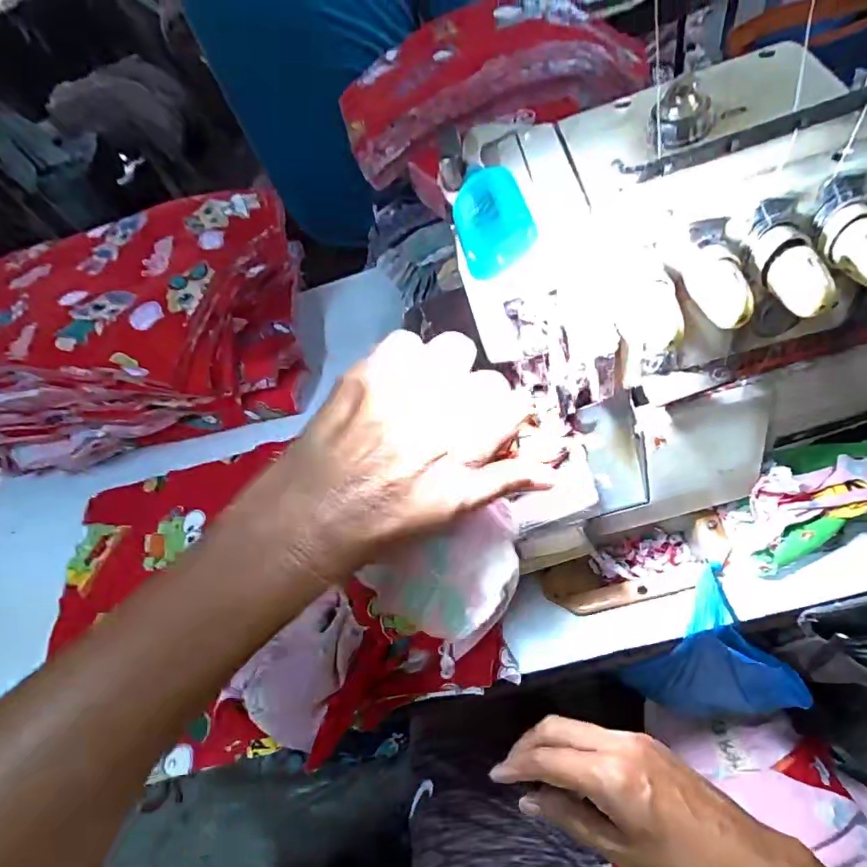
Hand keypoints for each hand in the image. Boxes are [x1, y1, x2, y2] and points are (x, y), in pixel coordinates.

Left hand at [252, 330, 553, 578]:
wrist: (311, 514)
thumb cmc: (385, 523)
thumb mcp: (450, 510)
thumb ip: (502, 482)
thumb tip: (555, 472)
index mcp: (463, 448)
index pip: (515, 405)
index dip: (511, 415)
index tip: (498, 426)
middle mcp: (437, 408)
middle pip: (485, 376)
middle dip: (479, 395)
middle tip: (455, 419)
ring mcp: (398, 384)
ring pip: (450, 349)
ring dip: (447, 371)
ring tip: (427, 397)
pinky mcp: (364, 371)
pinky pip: (405, 343)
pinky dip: (408, 360)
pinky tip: (398, 387)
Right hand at [490, 715, 821, 866]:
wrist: (749, 858)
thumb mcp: (619, 851)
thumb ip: (569, 817)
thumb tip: (528, 799)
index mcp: (613, 774)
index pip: (548, 756)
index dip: (516, 765)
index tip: (494, 778)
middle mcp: (621, 744)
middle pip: (557, 727)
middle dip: (526, 745)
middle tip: (509, 772)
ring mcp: (637, 739)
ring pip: (575, 726)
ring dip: (548, 742)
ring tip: (532, 773)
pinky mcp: (648, 743)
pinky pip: (595, 734)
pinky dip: (572, 745)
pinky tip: (567, 771)